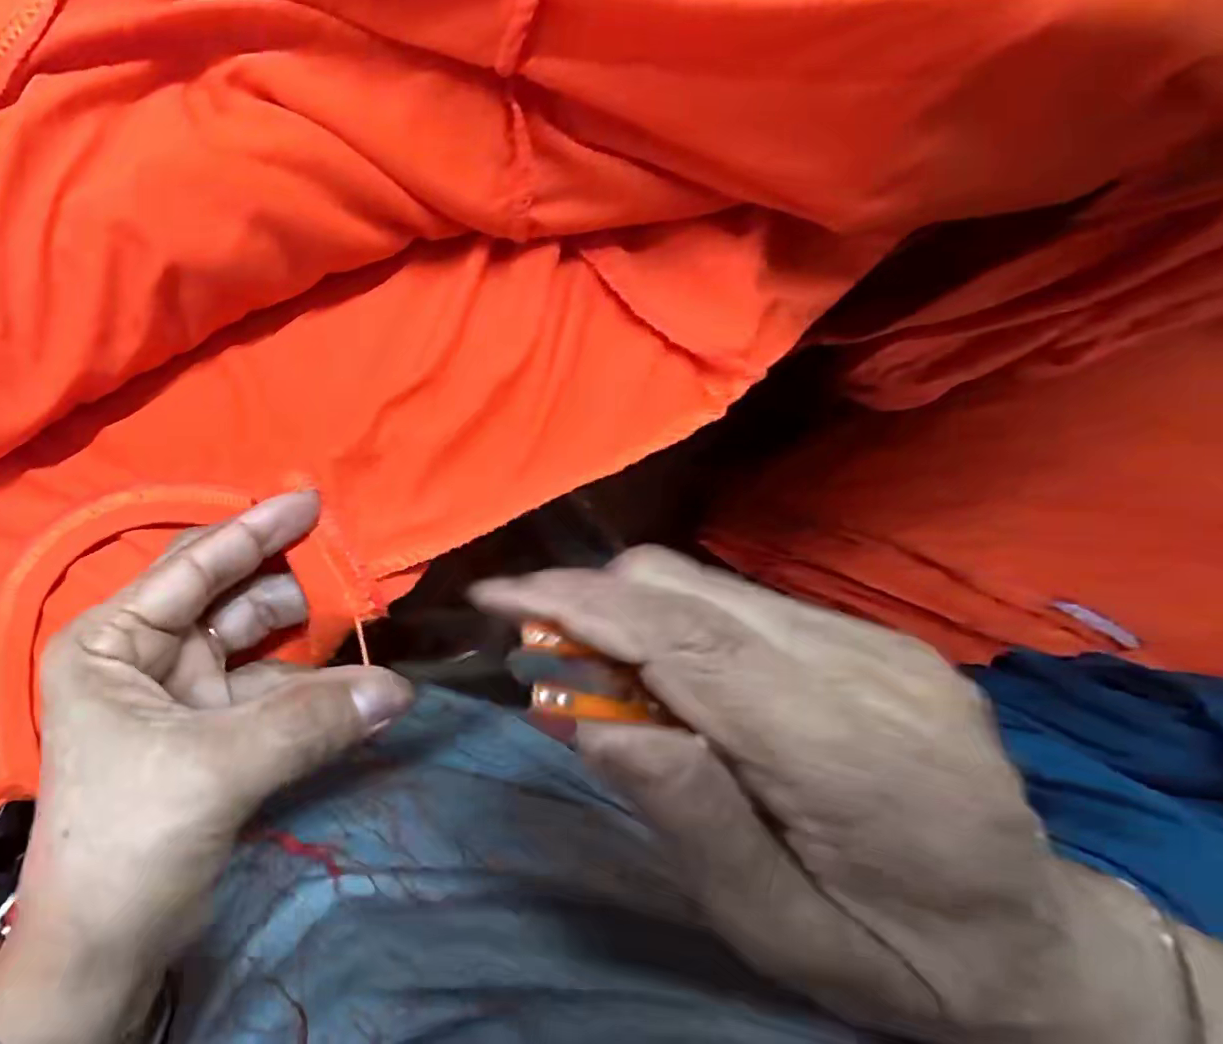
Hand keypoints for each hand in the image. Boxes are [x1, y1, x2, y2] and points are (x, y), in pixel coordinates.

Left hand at [0, 490, 413, 1043]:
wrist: (102, 951)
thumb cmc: (128, 840)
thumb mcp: (212, 768)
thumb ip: (306, 722)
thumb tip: (396, 689)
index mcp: (111, 640)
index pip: (191, 566)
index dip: (252, 531)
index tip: (308, 501)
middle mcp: (141, 655)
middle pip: (225, 599)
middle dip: (287, 582)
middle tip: (350, 563)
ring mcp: (177, 694)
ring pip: (252, 646)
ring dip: (307, 638)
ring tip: (366, 619)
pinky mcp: (207, 733)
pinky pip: (267, 694)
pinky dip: (309, 690)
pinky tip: (357, 684)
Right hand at [471, 547, 1194, 1043]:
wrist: (1040, 944)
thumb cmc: (887, 953)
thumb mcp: (772, 927)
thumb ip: (685, 816)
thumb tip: (586, 719)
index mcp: (850, 755)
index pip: (684, 641)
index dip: (575, 604)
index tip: (492, 595)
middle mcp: (865, 670)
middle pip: (678, 588)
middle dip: (580, 601)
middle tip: (537, 655)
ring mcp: (871, 640)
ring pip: (693, 579)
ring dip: (617, 608)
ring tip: (594, 671)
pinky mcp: (860, 631)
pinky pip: (722, 595)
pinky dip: (660, 617)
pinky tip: (659, 673)